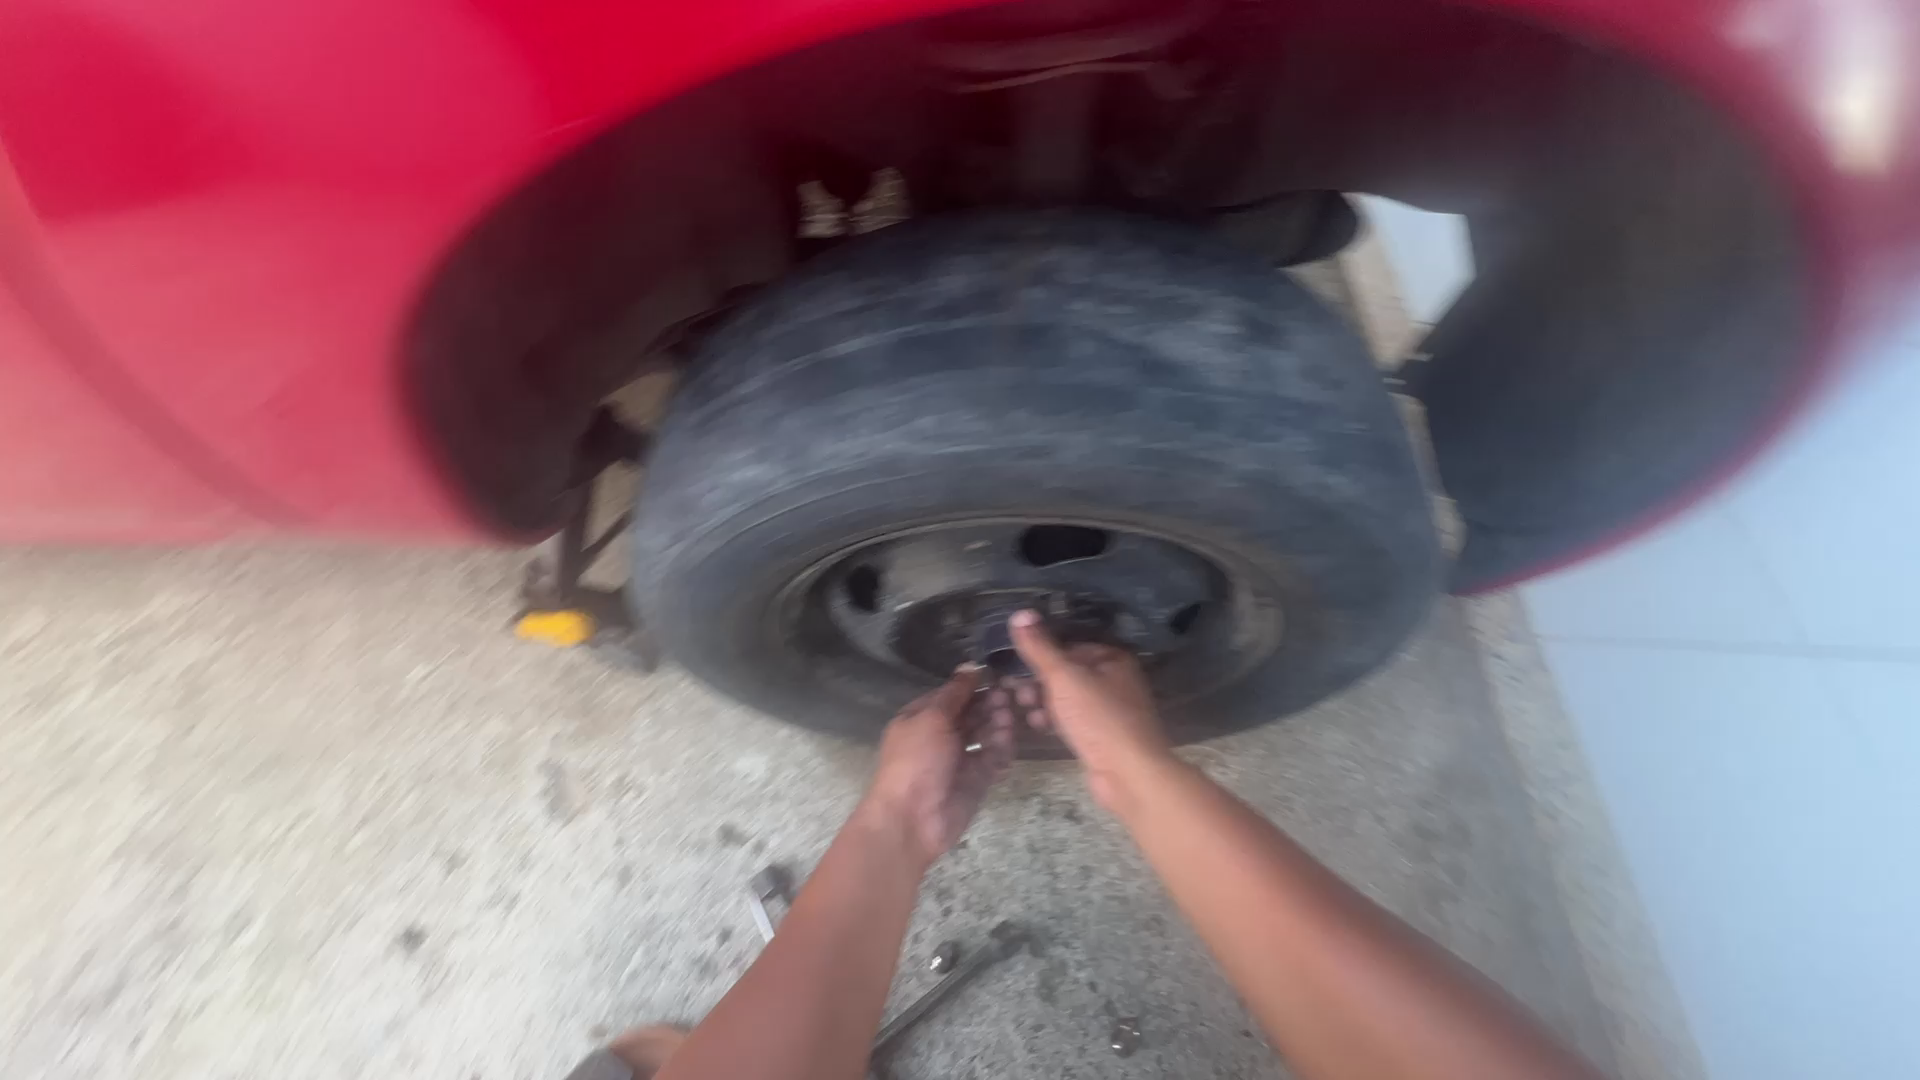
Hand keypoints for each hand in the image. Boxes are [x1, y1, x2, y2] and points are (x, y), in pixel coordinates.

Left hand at [862, 669, 1014, 866]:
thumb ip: (955, 692)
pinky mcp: (977, 779)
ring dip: (998, 725)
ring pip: (986, 734)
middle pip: (973, 712)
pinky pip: (994, 758)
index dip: (974, 686)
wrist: (912, 819)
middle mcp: (942, 735)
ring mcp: (960, 758)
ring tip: (1005, 722)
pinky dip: (1002, 750)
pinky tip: (1006, 745)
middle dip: (990, 704)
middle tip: (1006, 698)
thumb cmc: (916, 759)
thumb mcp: (932, 717)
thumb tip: (970, 666)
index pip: (953, 694)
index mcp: (923, 716)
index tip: (998, 675)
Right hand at [1001, 610, 1172, 809]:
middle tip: (1017, 693)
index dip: (1041, 655)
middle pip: (1068, 672)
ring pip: (1069, 698)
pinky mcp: (1104, 735)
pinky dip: (1057, 720)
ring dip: (1044, 703)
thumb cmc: (1099, 718)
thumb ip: (1040, 648)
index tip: (1015, 667)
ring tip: (1027, 712)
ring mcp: (1111, 709)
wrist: (1130, 774)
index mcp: (1112, 658)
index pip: (1069, 646)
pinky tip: (1041, 727)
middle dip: (1039, 682)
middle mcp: (1115, 679)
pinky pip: (1074, 719)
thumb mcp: (1064, 678)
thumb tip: (1020, 613)